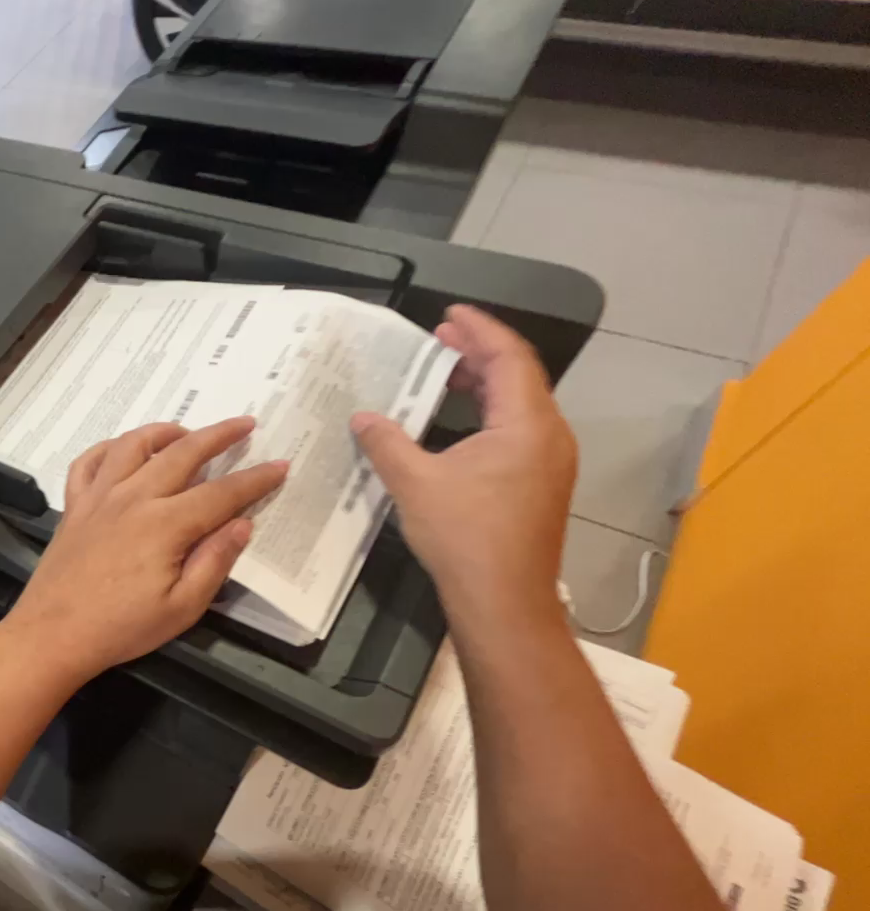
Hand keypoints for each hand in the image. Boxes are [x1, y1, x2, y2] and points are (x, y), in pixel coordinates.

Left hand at [1, 418, 287, 682]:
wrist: (53, 634)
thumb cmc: (121, 627)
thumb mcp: (182, 608)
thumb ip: (214, 562)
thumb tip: (242, 524)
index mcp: (165, 525)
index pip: (220, 493)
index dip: (254, 479)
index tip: (280, 466)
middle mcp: (132, 499)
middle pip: (181, 454)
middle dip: (218, 435)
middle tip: (245, 424)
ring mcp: (98, 498)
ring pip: (132, 446)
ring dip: (164, 432)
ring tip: (186, 432)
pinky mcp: (73, 506)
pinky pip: (88, 462)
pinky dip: (107, 447)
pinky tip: (123, 450)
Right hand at [351, 304, 575, 625]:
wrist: (503, 596)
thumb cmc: (463, 533)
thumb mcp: (414, 482)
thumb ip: (387, 442)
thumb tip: (363, 417)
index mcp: (526, 424)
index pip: (508, 359)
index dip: (480, 330)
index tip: (450, 314)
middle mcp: (548, 435)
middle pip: (518, 377)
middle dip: (478, 353)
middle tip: (439, 339)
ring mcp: (547, 461)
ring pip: (518, 405)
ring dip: (482, 383)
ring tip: (444, 372)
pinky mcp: (537, 482)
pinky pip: (515, 429)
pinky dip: (486, 412)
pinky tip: (456, 421)